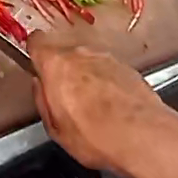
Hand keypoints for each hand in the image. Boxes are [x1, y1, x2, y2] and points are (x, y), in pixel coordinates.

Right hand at [28, 30, 177, 174]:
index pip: (37, 41)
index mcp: (55, 64)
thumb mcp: (55, 129)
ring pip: (87, 62)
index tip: (36, 65)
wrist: (142, 135)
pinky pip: (108, 71)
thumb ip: (42, 100)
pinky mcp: (127, 67)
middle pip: (64, 54)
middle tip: (67, 99)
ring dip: (87, 77)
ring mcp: (106, 57)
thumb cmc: (94, 135)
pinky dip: (107, 83)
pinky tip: (112, 107)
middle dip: (63, 71)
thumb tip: (40, 86)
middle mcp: (80, 53)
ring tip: (93, 108)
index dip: (35, 51)